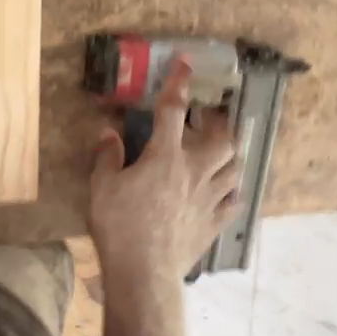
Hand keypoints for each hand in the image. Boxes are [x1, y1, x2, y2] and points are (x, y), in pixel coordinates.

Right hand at [87, 58, 239, 281]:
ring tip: (220, 151)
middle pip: (222, 138)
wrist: (143, 272)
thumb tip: (108, 132)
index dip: (178, 83)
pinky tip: (225, 190)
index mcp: (165, 157)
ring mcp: (209, 198)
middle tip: (208, 118)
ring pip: (235, 166)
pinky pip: (234, 201)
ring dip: (230, 154)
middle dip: (218, 122)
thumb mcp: (101, 187)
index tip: (186, 63)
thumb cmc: (118, 226)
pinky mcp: (215, 222)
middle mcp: (195, 171)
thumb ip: (107, 157)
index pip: (173, 110)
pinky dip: (232, 190)